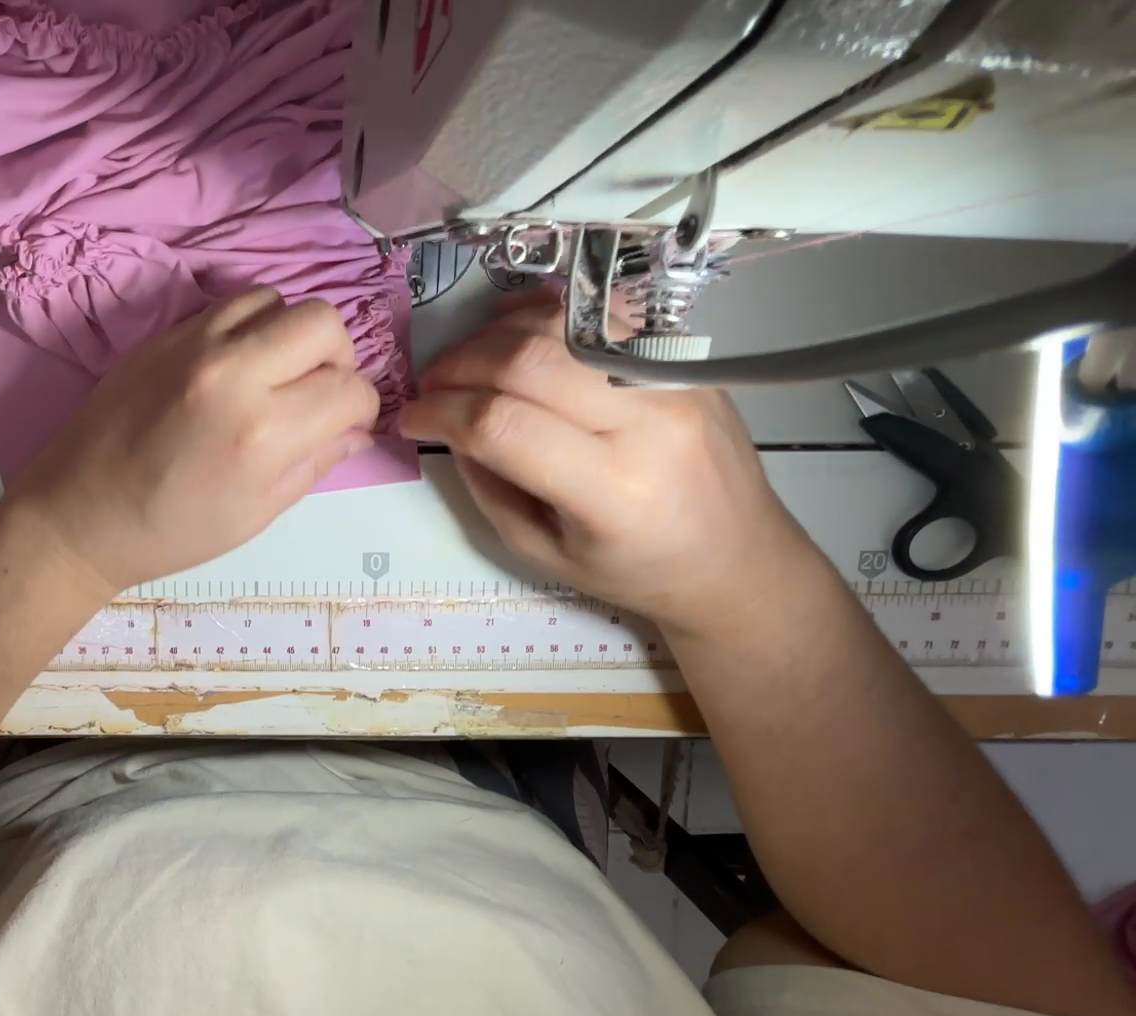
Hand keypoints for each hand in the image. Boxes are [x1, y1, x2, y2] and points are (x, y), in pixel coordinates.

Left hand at [13, 288, 380, 593]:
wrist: (78, 516)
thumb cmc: (169, 533)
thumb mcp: (254, 515)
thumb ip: (314, 465)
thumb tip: (355, 430)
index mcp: (263, 433)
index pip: (349, 390)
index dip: (359, 411)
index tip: (343, 427)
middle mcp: (233, 373)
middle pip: (324, 323)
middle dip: (336, 360)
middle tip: (313, 396)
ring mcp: (193, 346)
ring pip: (278, 300)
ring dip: (291, 335)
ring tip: (273, 376)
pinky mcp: (163, 335)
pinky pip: (230, 304)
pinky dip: (250, 327)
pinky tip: (235, 366)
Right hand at [397, 291, 828, 638]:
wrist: (735, 558)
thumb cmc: (633, 570)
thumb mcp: (541, 552)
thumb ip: (488, 487)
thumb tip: (452, 427)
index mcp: (610, 491)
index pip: (503, 425)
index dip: (441, 414)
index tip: (412, 419)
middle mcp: (648, 424)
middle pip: (529, 364)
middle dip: (459, 368)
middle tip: (430, 387)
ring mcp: (672, 382)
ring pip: (562, 327)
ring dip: (493, 336)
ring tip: (462, 362)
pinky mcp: (681, 362)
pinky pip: (600, 316)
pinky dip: (542, 313)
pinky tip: (507, 330)